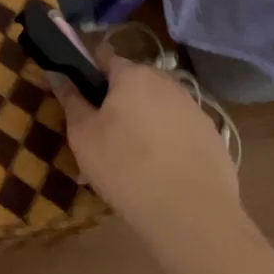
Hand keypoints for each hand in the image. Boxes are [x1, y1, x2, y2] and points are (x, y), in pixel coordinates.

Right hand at [52, 41, 241, 247]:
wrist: (192, 216)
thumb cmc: (125, 167)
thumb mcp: (83, 135)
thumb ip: (71, 100)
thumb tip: (59, 75)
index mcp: (133, 76)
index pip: (106, 57)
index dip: (89, 71)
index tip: (80, 95)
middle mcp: (168, 84)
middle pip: (136, 82)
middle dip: (119, 98)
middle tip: (104, 131)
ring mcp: (196, 110)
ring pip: (161, 107)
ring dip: (146, 120)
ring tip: (134, 156)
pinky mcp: (215, 139)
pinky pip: (182, 131)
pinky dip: (169, 142)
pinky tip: (162, 170)